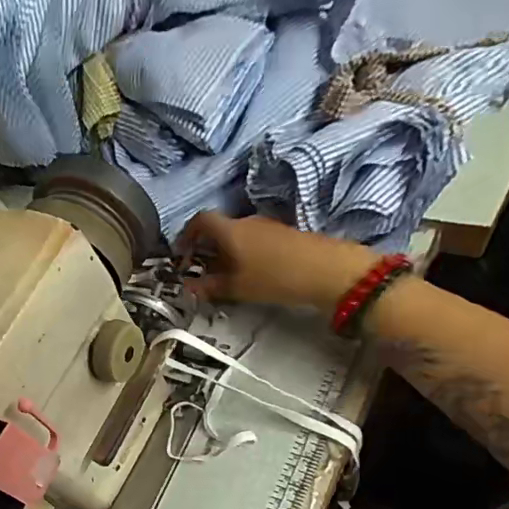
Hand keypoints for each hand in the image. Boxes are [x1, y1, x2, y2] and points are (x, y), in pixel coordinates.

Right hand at [179, 212, 376, 312]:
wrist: (325, 269)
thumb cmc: (274, 277)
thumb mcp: (238, 288)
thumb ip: (211, 287)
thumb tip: (189, 288)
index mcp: (229, 230)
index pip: (200, 221)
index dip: (187, 235)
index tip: (182, 254)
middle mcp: (246, 222)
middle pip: (219, 229)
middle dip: (207, 248)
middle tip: (203, 273)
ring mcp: (267, 226)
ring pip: (238, 235)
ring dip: (228, 253)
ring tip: (227, 278)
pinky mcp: (284, 235)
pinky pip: (255, 241)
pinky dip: (246, 254)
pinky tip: (252, 275)